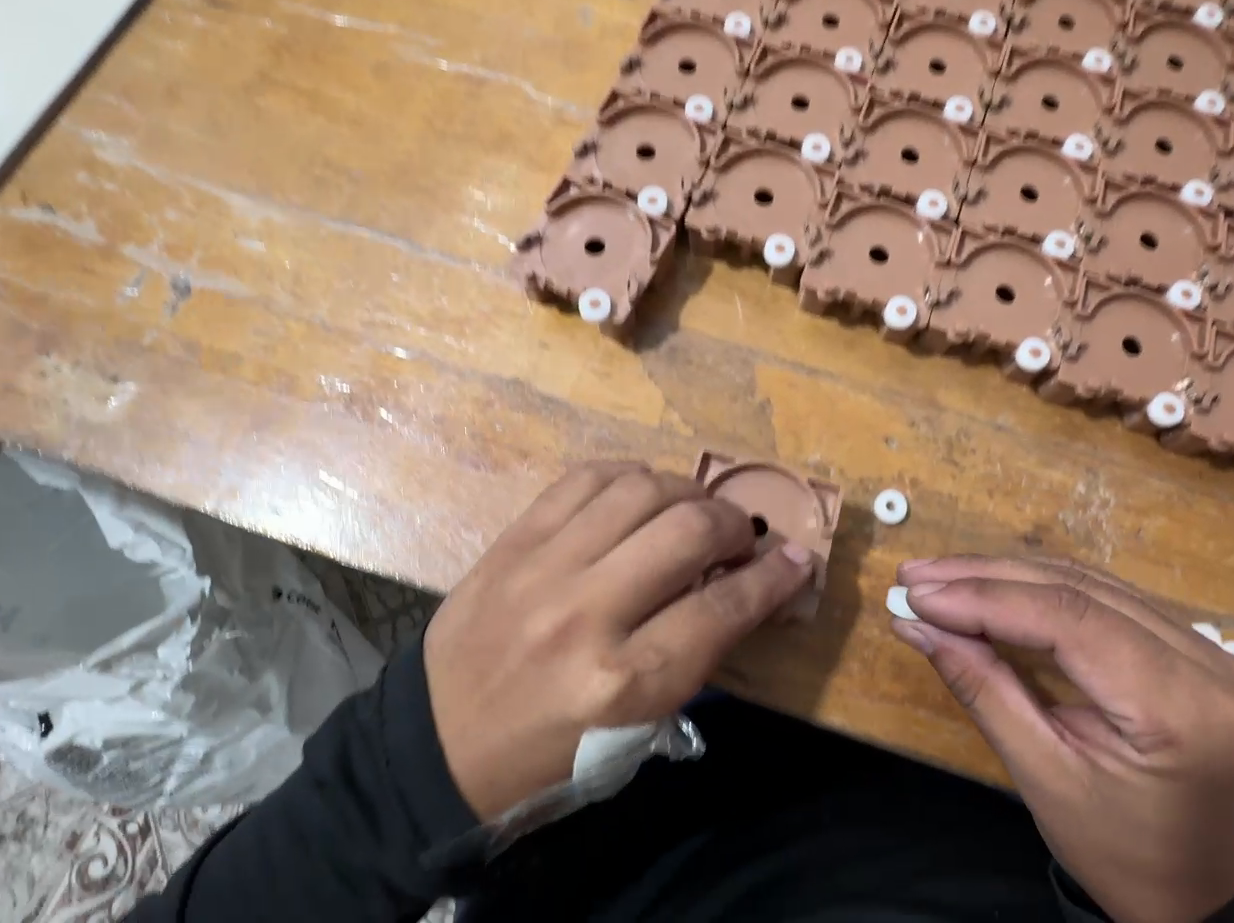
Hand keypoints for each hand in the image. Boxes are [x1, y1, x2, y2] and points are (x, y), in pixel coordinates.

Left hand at [424, 462, 815, 820]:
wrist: (436, 748)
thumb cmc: (549, 756)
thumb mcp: (634, 732)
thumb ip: (689, 656)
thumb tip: (741, 586)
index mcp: (624, 684)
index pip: (723, 609)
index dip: (774, 578)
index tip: (798, 558)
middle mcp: (586, 616)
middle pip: (688, 533)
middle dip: (732, 526)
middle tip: (739, 537)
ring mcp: (542, 570)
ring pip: (639, 491)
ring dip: (685, 492)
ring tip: (691, 511)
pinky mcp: (511, 543)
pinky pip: (583, 480)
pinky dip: (627, 477)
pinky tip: (639, 494)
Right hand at [890, 557, 1233, 922]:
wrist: (1208, 896)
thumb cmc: (1120, 853)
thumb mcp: (1043, 777)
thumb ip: (983, 688)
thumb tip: (915, 623)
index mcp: (1186, 713)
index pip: (1072, 620)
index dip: (986, 598)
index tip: (916, 594)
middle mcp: (1216, 667)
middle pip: (1081, 591)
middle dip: (987, 579)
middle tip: (914, 576)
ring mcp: (1219, 653)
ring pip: (1094, 586)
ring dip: (1009, 577)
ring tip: (940, 578)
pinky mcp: (1206, 649)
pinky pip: (1111, 601)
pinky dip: (1044, 592)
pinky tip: (993, 588)